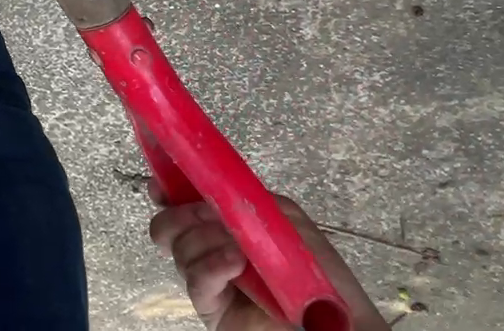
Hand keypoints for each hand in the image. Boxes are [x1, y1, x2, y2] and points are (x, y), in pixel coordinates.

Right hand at [149, 193, 391, 330]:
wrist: (343, 326)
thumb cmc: (322, 275)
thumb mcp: (288, 220)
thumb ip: (248, 198)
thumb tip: (208, 194)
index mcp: (221, 225)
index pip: (177, 203)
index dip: (164, 192)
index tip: (160, 187)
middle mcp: (208, 250)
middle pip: (166, 224)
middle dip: (181, 213)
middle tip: (207, 215)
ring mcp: (208, 280)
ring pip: (177, 248)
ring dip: (204, 239)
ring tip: (238, 248)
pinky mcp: (210, 308)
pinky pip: (195, 280)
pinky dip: (211, 265)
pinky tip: (235, 263)